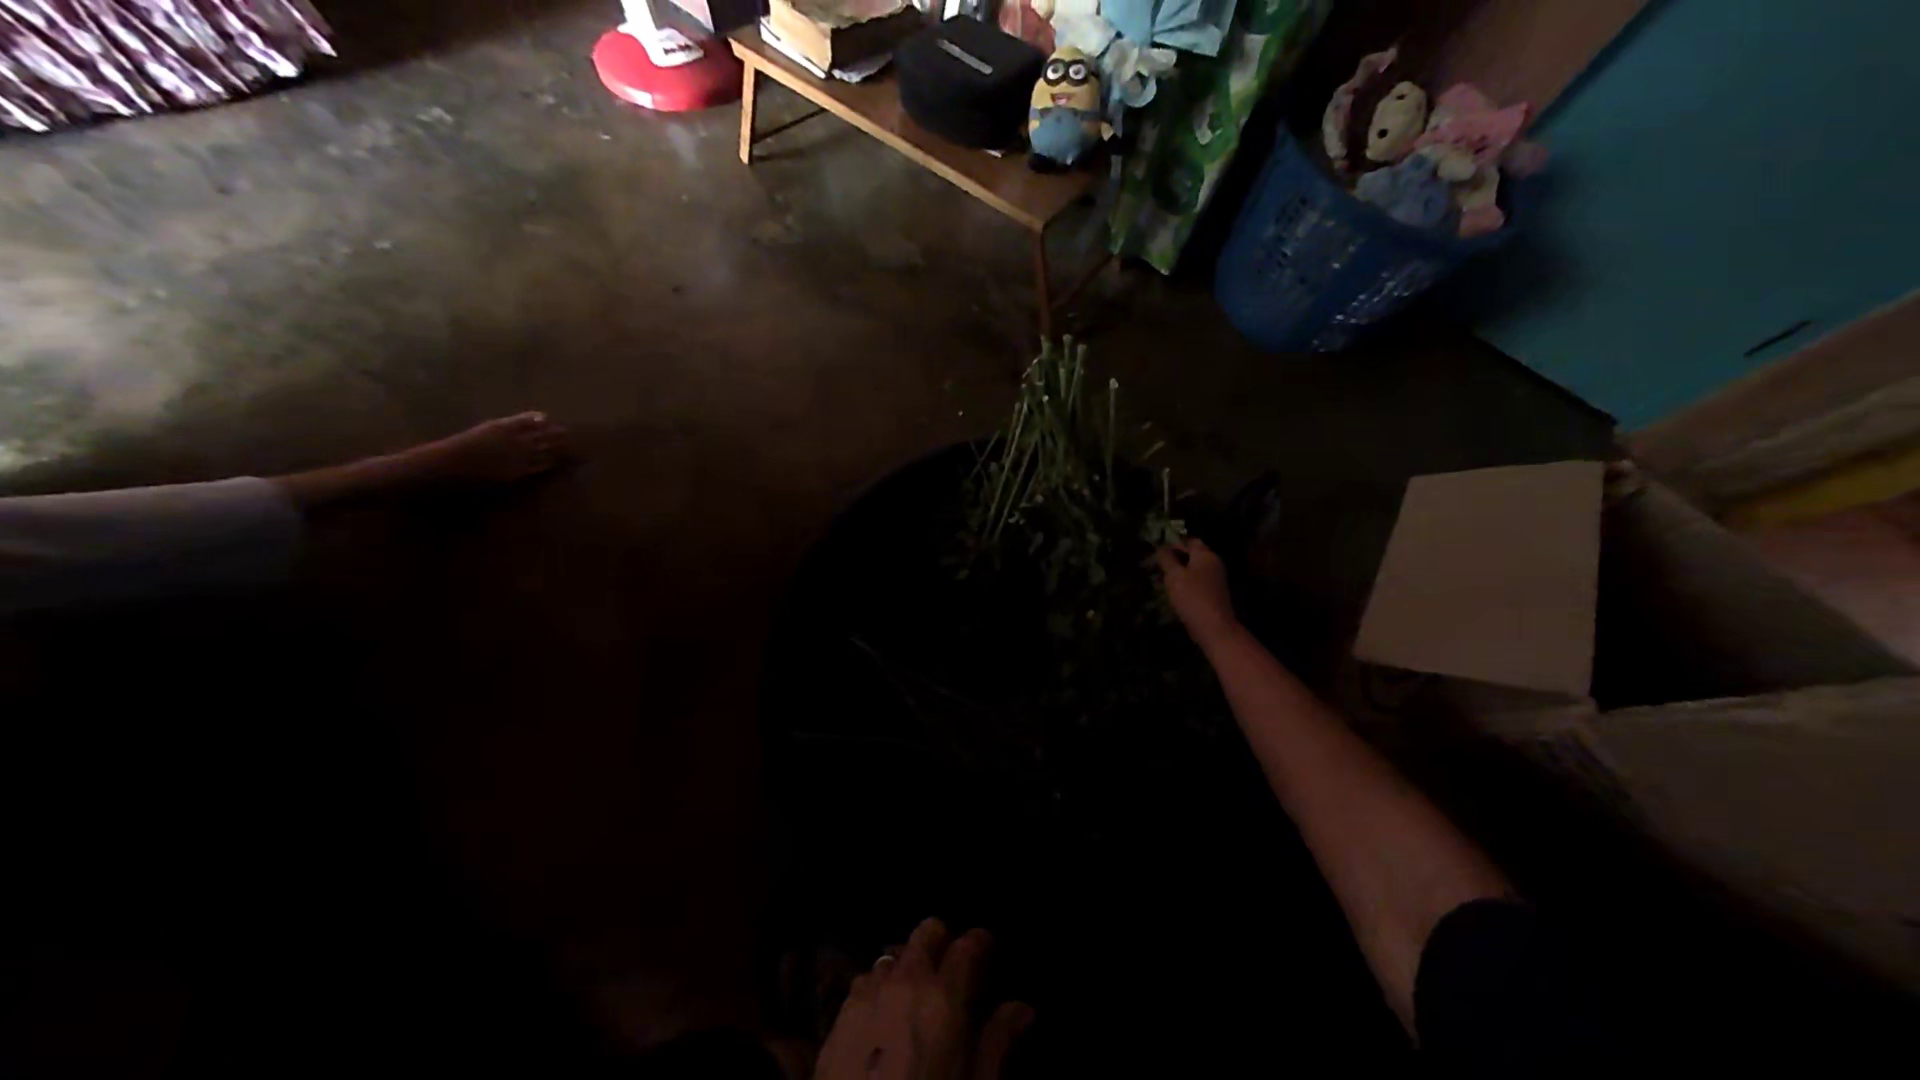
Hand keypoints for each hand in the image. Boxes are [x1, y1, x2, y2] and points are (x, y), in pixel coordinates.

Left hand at [815, 918, 1033, 1079]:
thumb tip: (1021, 1009)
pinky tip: (885, 1015)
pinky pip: (866, 980)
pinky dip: (881, 986)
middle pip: (926, 932)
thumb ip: (997, 1042)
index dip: (980, 941)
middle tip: (953, 966)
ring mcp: (869, 992)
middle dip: (943, 940)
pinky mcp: (840, 1012)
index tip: (987, 946)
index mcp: (944, 998)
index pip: (967, 945)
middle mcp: (906, 982)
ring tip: (917, 994)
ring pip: (894, 954)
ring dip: (909, 964)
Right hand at [1155, 537, 1238, 646]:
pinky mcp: (1212, 593)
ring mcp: (1214, 579)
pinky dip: (1182, 583)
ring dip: (1174, 572)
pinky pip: (1195, 581)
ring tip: (1157, 580)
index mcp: (1206, 556)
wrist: (1213, 627)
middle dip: (1171, 560)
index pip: (1189, 541)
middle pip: (1190, 555)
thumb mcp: (1174, 575)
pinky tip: (1169, 591)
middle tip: (1153, 567)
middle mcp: (1213, 564)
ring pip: (1191, 569)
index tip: (1155, 553)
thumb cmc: (1192, 597)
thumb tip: (1161, 548)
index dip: (1172, 545)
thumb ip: (1166, 559)